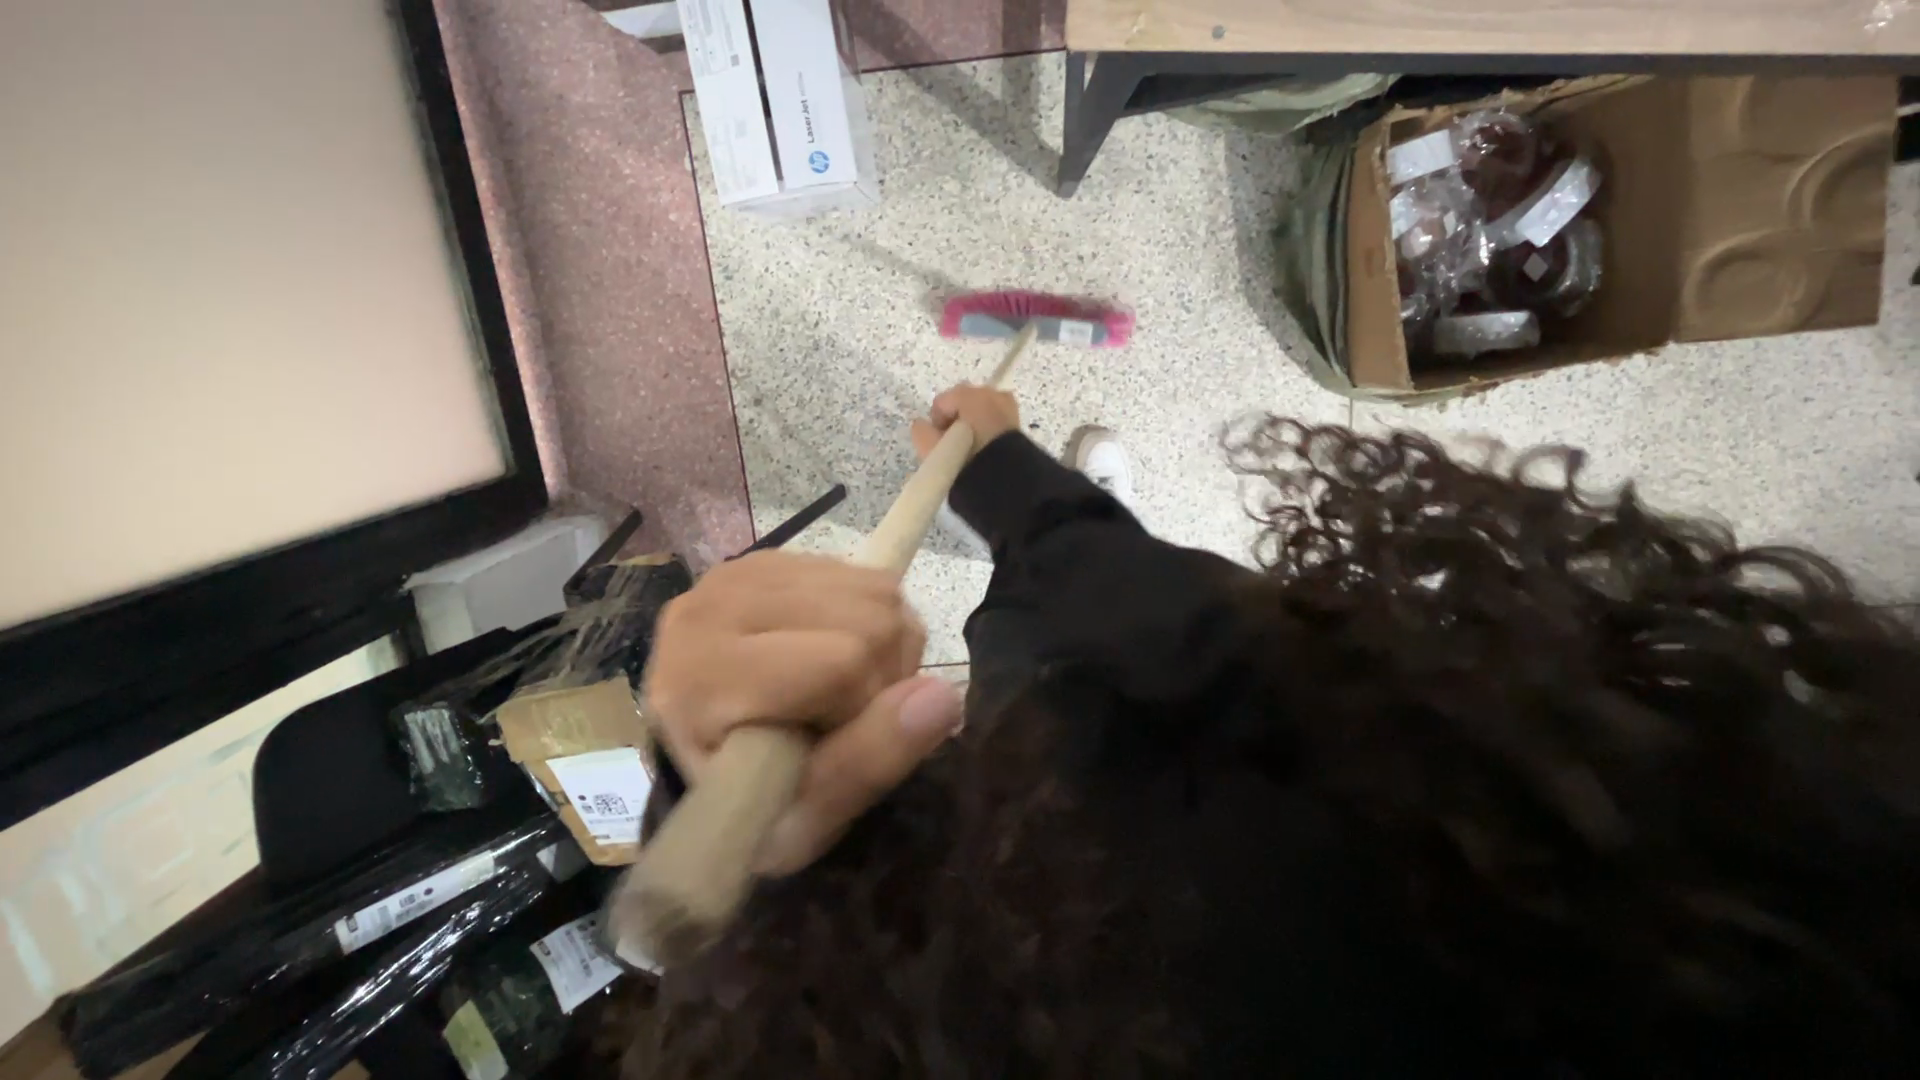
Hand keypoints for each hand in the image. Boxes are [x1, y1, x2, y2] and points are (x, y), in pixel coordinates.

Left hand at [643, 551, 963, 875]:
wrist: (711, 755)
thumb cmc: (751, 803)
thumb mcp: (803, 817)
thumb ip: (869, 761)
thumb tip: (945, 696)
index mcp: (705, 675)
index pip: (843, 659)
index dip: (864, 707)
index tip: (830, 743)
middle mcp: (716, 605)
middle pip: (869, 616)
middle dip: (884, 675)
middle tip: (845, 718)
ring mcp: (742, 572)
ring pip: (877, 590)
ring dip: (887, 646)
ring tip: (844, 689)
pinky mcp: (770, 557)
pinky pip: (867, 576)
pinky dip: (875, 620)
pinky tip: (838, 653)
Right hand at [910, 383, 1019, 460]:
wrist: (1006, 480)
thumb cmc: (966, 459)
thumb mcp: (933, 448)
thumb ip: (921, 432)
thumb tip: (921, 425)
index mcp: (969, 395)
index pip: (942, 403)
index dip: (937, 423)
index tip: (939, 443)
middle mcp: (990, 394)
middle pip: (963, 403)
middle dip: (956, 421)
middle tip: (954, 446)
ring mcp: (1007, 406)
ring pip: (980, 411)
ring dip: (973, 425)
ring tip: (970, 450)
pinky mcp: (1018, 421)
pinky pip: (995, 420)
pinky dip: (988, 430)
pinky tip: (986, 450)